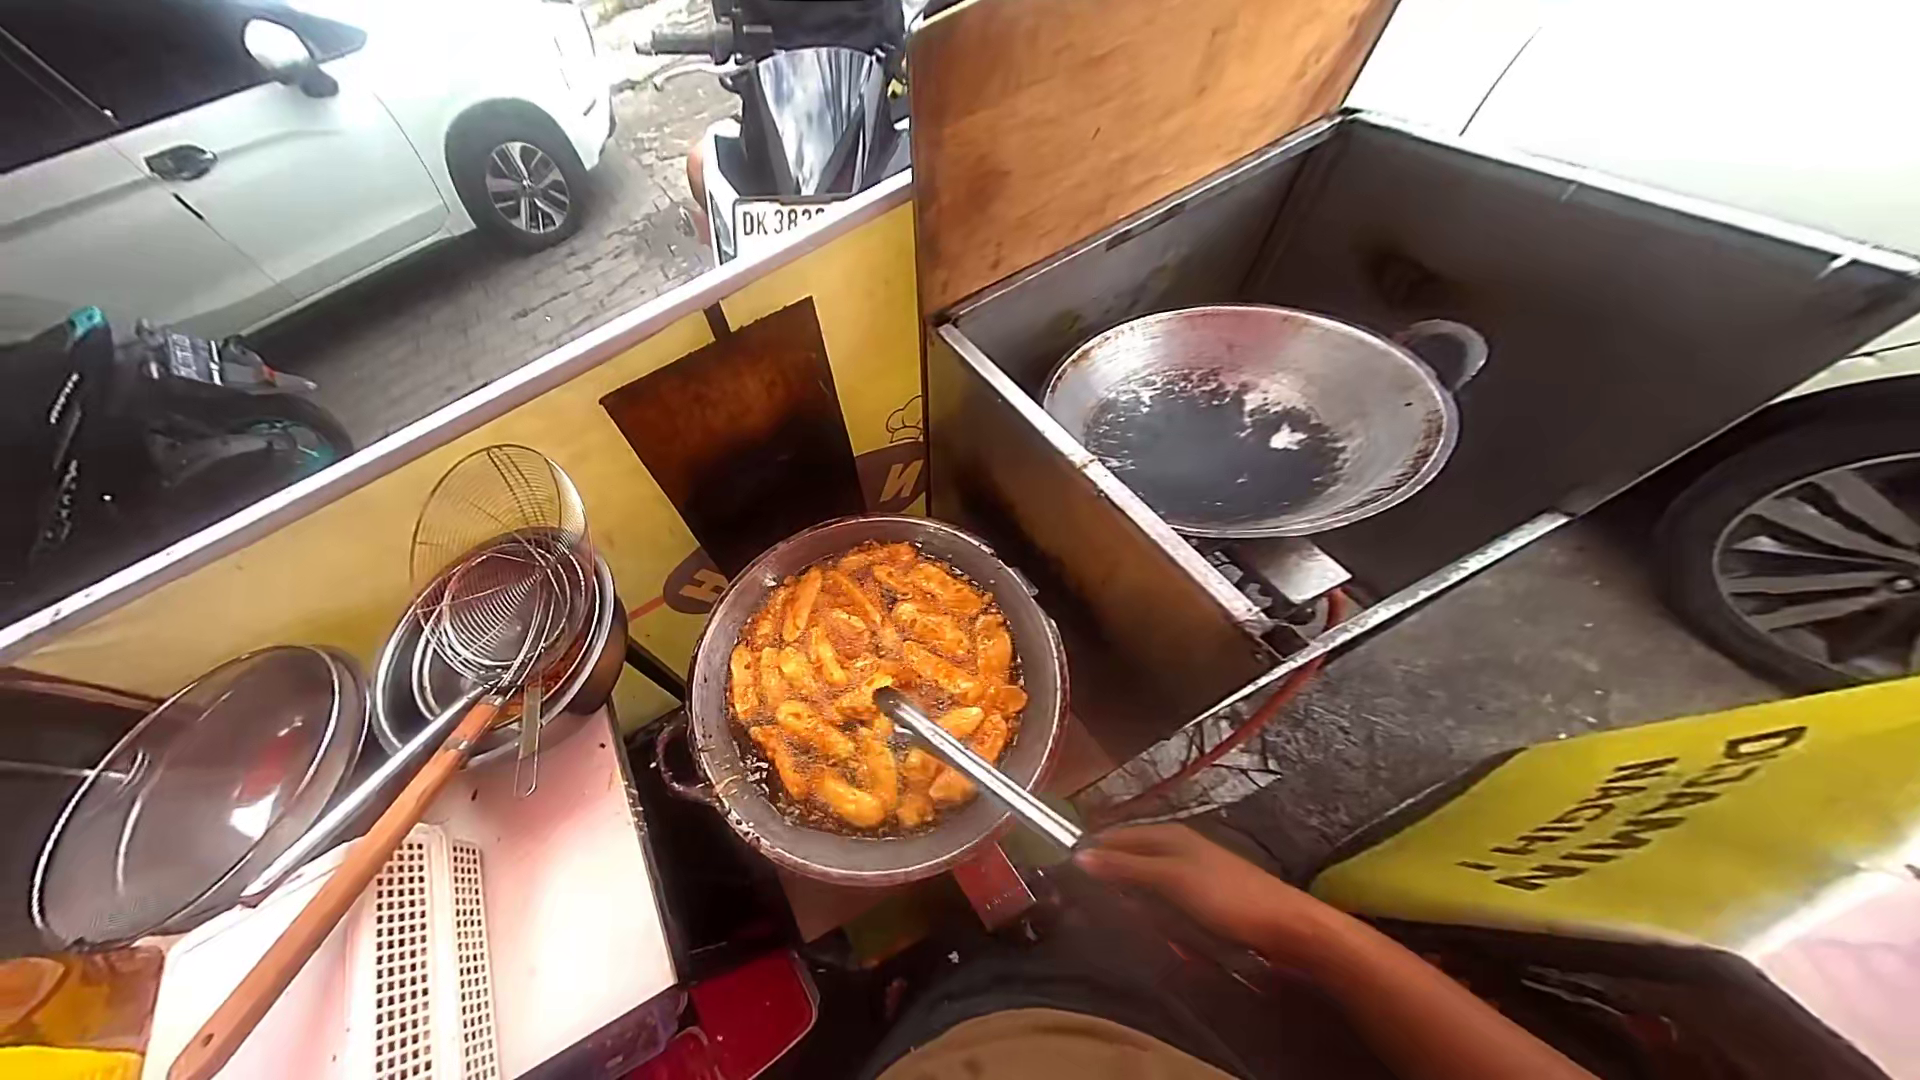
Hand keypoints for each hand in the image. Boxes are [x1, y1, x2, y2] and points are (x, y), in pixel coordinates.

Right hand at [1075, 823, 1348, 968]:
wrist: (1285, 927)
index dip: (1091, 851)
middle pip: (1127, 855)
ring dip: (1126, 893)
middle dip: (1106, 874)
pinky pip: (1160, 896)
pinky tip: (1144, 921)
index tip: (1064, 873)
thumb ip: (1126, 866)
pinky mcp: (1199, 895)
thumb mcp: (1170, 879)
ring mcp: (1188, 870)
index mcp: (1165, 834)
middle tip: (1081, 899)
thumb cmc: (1225, 896)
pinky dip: (1147, 906)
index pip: (1114, 836)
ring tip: (1109, 912)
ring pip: (1142, 877)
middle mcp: (1173, 846)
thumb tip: (1080, 854)